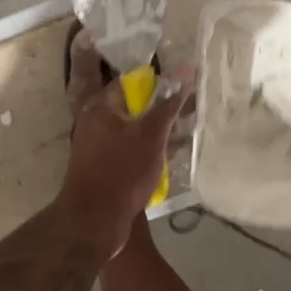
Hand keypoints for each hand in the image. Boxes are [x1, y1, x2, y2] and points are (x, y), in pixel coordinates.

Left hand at [57, 32, 192, 254]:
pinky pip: (134, 148)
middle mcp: (98, 121)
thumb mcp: (150, 134)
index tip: (186, 82)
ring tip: (194, 126)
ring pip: (137, 128)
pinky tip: (179, 151)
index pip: (133, 81)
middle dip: (164, 105)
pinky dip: (153, 147)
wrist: (94, 222)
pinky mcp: (109, 166)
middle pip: (136, 105)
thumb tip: (186, 68)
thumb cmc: (122, 171)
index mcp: (102, 106)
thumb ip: (168, 104)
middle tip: (195, 104)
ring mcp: (102, 145)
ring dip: (162, 128)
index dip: (159, 80)